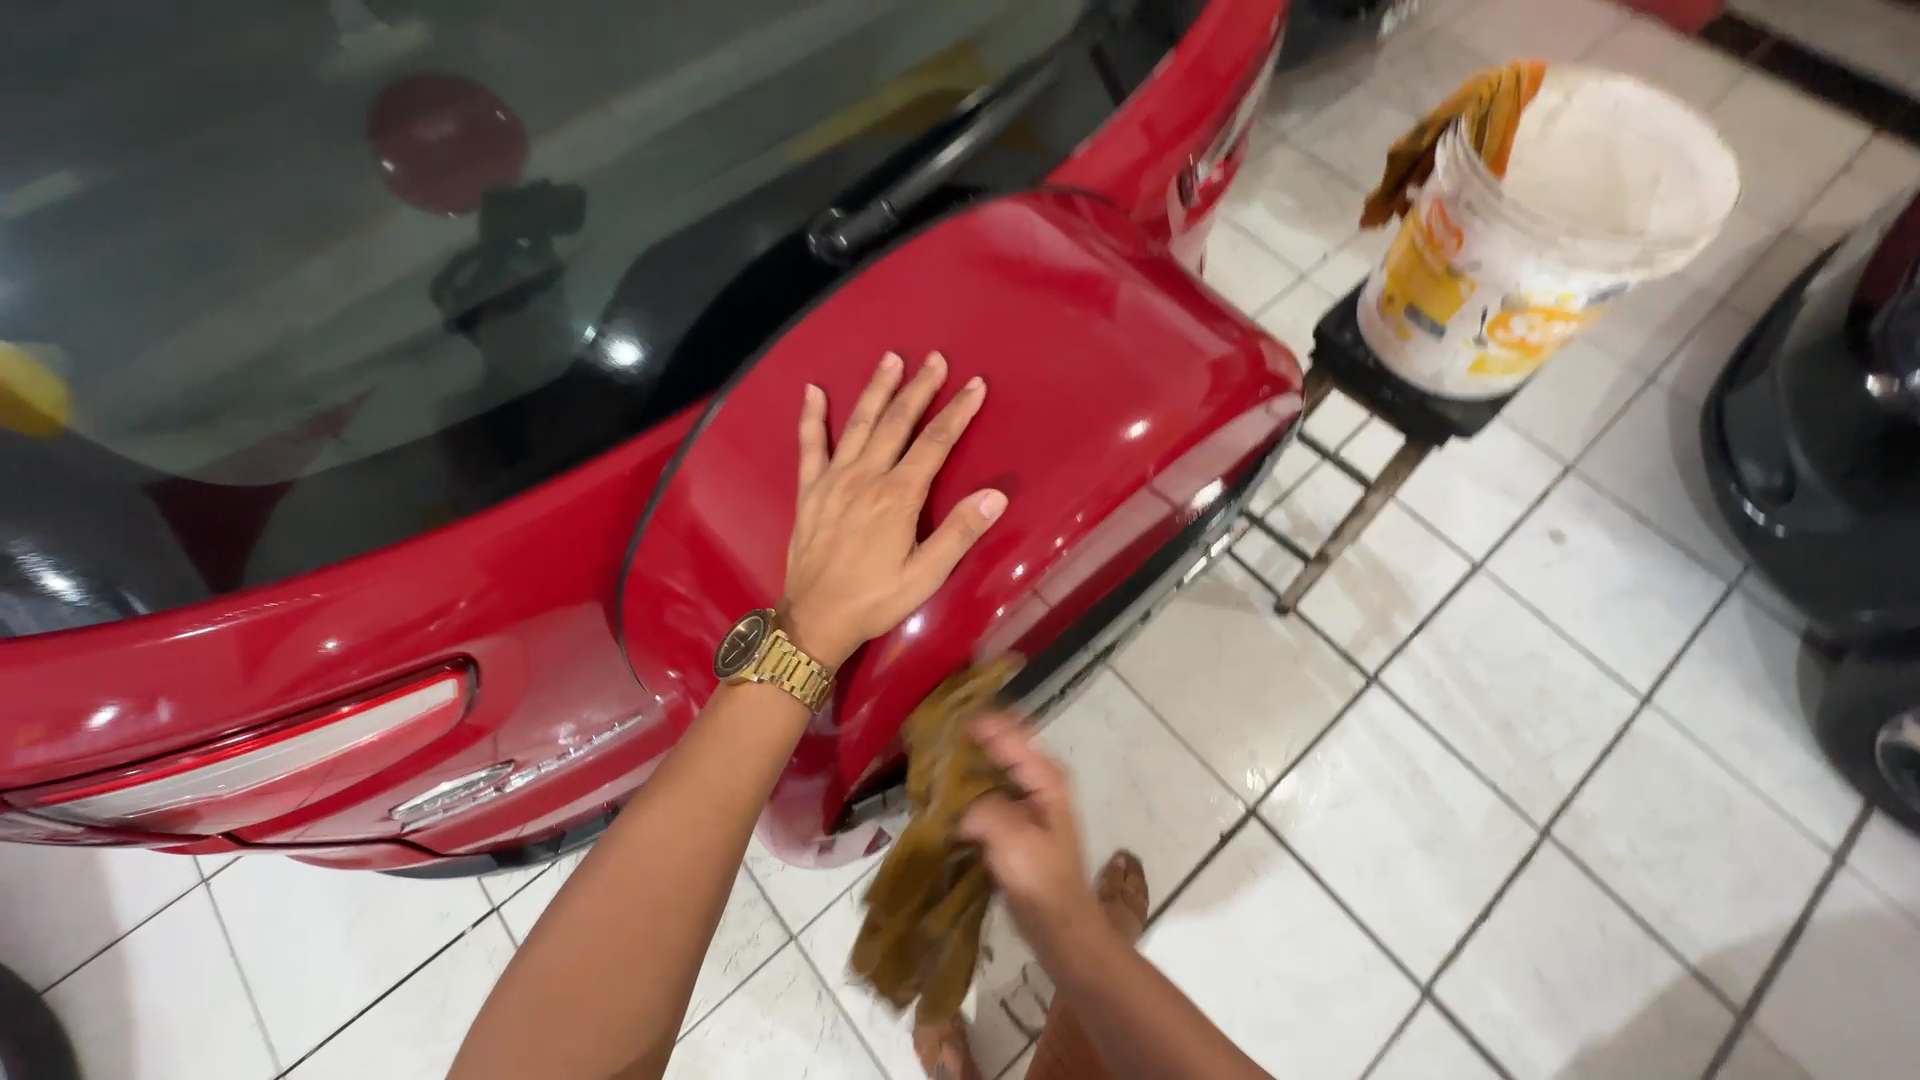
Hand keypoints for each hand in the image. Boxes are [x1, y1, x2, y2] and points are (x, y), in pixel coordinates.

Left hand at [782, 351, 1005, 668]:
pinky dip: (811, 417)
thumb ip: (959, 532)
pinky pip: (809, 445)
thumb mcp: (926, 575)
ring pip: (858, 424)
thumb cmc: (875, 600)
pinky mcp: (809, 491)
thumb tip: (995, 495)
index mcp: (897, 496)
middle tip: (935, 359)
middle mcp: (865, 477)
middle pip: (897, 422)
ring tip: (891, 359)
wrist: (816, 618)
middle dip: (919, 389)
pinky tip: (812, 391)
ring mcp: (833, 480)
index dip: (957, 412)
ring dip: (876, 389)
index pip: (935, 443)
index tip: (975, 386)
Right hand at [958, 712, 1100, 946]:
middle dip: (972, 740)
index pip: (1011, 735)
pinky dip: (968, 791)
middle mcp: (1040, 780)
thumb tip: (962, 811)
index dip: (983, 723)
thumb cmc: (1043, 882)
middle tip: (937, 738)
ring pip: (993, 769)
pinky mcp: (1015, 823)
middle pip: (1003, 745)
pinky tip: (944, 799)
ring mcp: (1028, 802)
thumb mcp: (1014, 843)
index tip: (949, 720)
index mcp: (1046, 777)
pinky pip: (987, 793)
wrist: (1062, 927)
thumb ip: (986, 813)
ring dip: (967, 765)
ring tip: (935, 763)